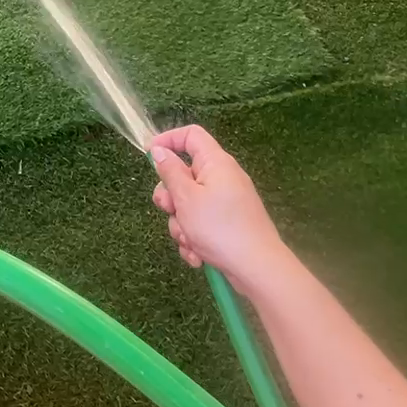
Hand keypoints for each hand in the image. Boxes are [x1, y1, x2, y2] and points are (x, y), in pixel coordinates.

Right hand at [146, 125, 293, 293]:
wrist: (258, 271)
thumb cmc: (220, 227)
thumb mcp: (186, 197)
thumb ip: (170, 171)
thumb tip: (159, 151)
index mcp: (216, 164)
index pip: (191, 135)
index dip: (168, 139)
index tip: (149, 156)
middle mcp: (222, 179)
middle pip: (183, 174)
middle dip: (170, 196)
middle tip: (169, 209)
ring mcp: (225, 203)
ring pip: (187, 204)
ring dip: (181, 224)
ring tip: (189, 240)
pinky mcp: (226, 225)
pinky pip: (199, 223)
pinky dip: (193, 238)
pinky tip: (198, 255)